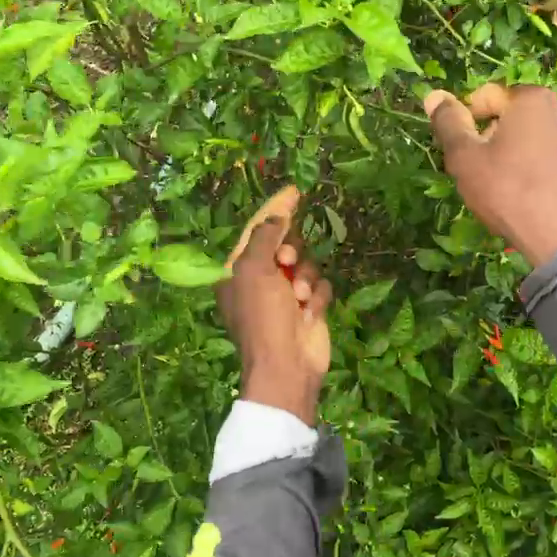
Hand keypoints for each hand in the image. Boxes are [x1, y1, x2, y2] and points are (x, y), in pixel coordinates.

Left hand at [217, 186, 332, 425]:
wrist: (287, 366)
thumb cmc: (263, 316)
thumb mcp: (254, 270)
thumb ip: (265, 237)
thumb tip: (276, 217)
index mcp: (237, 271)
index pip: (257, 230)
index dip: (275, 209)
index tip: (295, 191)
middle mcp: (260, 281)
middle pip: (285, 245)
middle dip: (291, 251)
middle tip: (287, 262)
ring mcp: (285, 296)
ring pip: (306, 264)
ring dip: (305, 278)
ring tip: (299, 298)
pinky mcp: (308, 309)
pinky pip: (320, 286)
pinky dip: (317, 298)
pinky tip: (309, 314)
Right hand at [424, 84, 556, 269]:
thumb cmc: (508, 192)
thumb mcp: (465, 158)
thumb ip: (448, 123)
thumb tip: (434, 95)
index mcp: (531, 99)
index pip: (485, 97)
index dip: (466, 123)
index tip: (462, 154)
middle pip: (512, 117)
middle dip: (492, 139)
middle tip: (481, 173)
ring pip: (534, 137)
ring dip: (516, 154)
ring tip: (507, 188)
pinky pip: (554, 157)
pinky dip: (539, 168)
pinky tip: (531, 195)